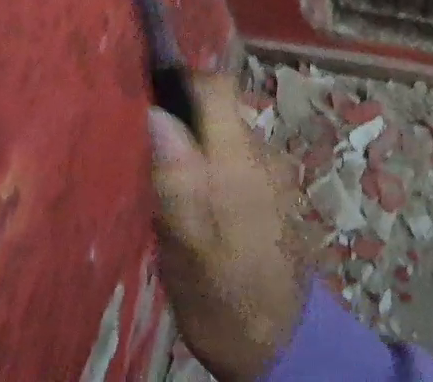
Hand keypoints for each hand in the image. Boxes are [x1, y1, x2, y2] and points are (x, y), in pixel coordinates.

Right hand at [149, 74, 306, 381]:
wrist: (284, 350)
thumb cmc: (225, 302)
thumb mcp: (186, 247)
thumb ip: (175, 177)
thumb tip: (156, 113)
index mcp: (239, 162)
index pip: (216, 87)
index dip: (181, 82)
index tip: (148, 99)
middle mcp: (264, 156)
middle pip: (219, 112)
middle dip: (183, 124)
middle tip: (148, 160)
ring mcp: (276, 175)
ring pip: (227, 138)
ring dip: (198, 152)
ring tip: (169, 191)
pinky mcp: (278, 194)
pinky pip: (239, 163)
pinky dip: (215, 172)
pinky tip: (198, 210)